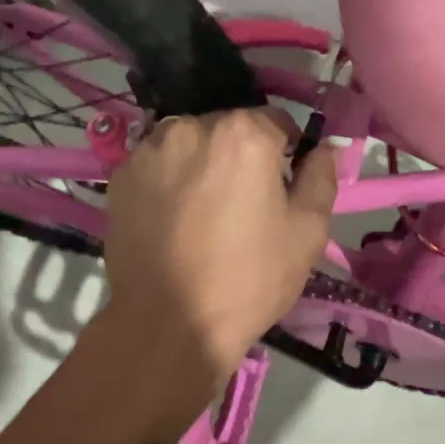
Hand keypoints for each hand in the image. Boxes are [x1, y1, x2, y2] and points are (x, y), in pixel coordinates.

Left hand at [100, 108, 338, 375]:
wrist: (168, 322)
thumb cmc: (249, 278)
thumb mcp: (306, 232)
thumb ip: (320, 177)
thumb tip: (324, 148)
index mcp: (241, 133)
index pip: (274, 121)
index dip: (284, 152)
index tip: (281, 186)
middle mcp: (189, 127)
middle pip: (225, 128)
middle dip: (238, 155)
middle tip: (241, 204)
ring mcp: (148, 150)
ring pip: (186, 144)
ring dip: (199, 163)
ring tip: (202, 212)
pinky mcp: (120, 177)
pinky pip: (155, 166)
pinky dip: (166, 181)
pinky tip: (172, 220)